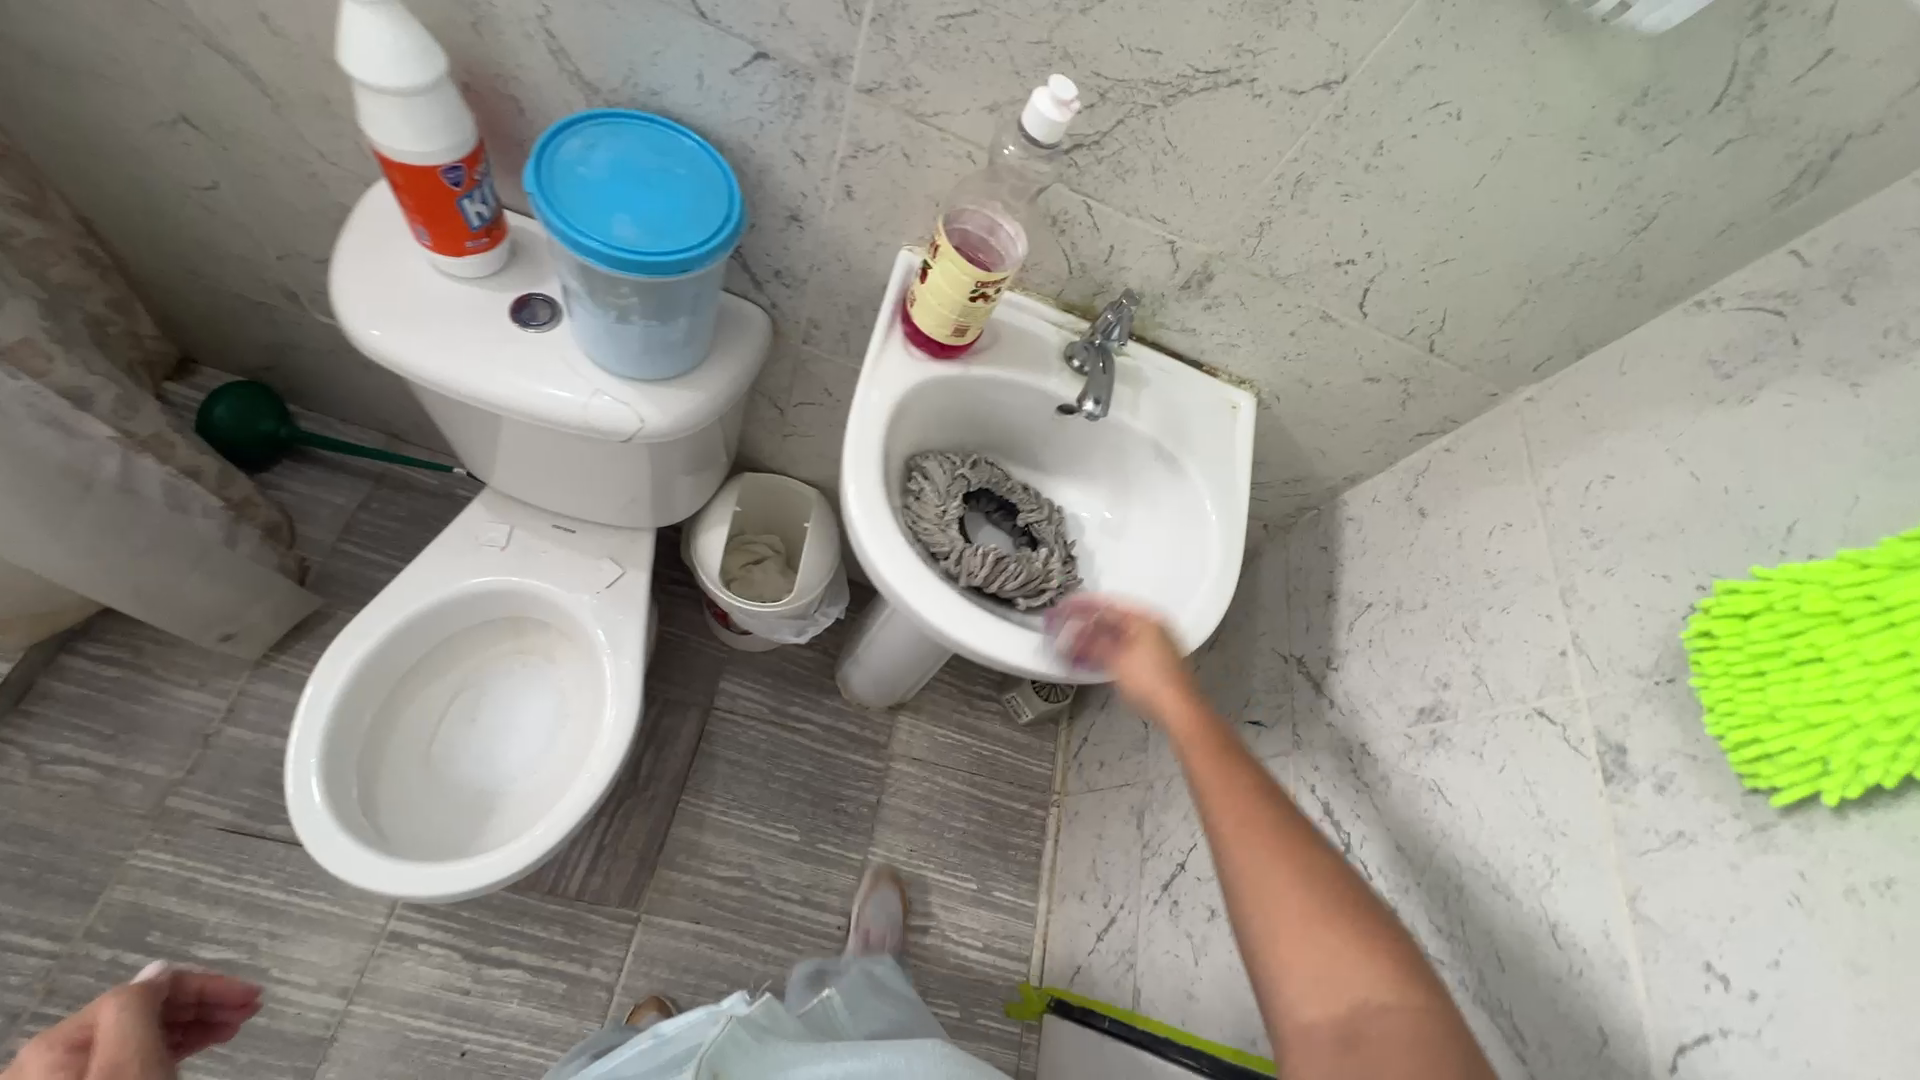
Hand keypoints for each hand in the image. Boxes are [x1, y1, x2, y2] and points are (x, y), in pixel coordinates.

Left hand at [2, 964, 261, 1079]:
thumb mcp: (128, 1060)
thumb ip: (137, 1006)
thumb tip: (159, 971)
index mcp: (61, 1040)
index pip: (149, 988)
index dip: (208, 985)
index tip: (254, 997)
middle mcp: (55, 1056)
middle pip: (144, 1010)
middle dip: (205, 1004)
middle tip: (251, 1011)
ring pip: (140, 1035)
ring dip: (194, 1024)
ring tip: (234, 1030)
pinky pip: (130, 1059)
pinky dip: (171, 1048)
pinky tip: (197, 1050)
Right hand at [1046, 595, 1197, 717]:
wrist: (1178, 710)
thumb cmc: (1153, 681)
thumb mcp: (1116, 659)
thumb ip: (1091, 643)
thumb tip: (1073, 634)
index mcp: (1145, 620)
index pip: (1106, 606)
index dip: (1081, 607)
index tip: (1062, 608)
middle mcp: (1150, 628)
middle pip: (1110, 621)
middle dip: (1083, 626)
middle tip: (1062, 626)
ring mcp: (1152, 645)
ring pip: (1114, 637)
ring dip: (1091, 640)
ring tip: (1069, 644)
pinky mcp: (1151, 663)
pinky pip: (1120, 650)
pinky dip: (1103, 652)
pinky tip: (1087, 658)